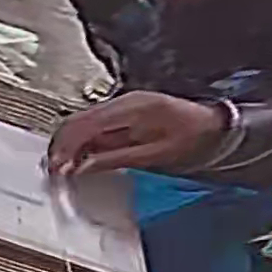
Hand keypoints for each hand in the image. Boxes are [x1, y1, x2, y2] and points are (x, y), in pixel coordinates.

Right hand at [46, 91, 226, 175]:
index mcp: (133, 108)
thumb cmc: (193, 139)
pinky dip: (77, 142)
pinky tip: (77, 157)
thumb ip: (113, 160)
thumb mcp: (154, 155)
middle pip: (75, 121)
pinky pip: (87, 125)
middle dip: (60, 146)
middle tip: (55, 169)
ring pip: (77, 122)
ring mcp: (119, 105)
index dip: (65, 147)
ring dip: (66, 145)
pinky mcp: (118, 112)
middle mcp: (123, 102)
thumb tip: (79, 168)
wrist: (216, 128)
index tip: (57, 168)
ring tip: (64, 166)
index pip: (85, 125)